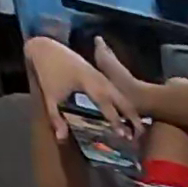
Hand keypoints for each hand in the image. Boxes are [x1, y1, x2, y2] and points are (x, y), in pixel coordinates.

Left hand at [24, 36, 141, 143]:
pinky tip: (130, 115)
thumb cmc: (47, 73)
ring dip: (131, 111)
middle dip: (132, 116)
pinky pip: (117, 91)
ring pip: (121, 95)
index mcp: (87, 82)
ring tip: (140, 128)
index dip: (115, 119)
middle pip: (121, 99)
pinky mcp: (102, 76)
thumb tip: (61, 139)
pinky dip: (125, 104)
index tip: (123, 134)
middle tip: (141, 134)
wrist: (46, 48)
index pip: (105, 103)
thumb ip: (56, 118)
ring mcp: (102, 76)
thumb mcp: (50, 96)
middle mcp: (99, 78)